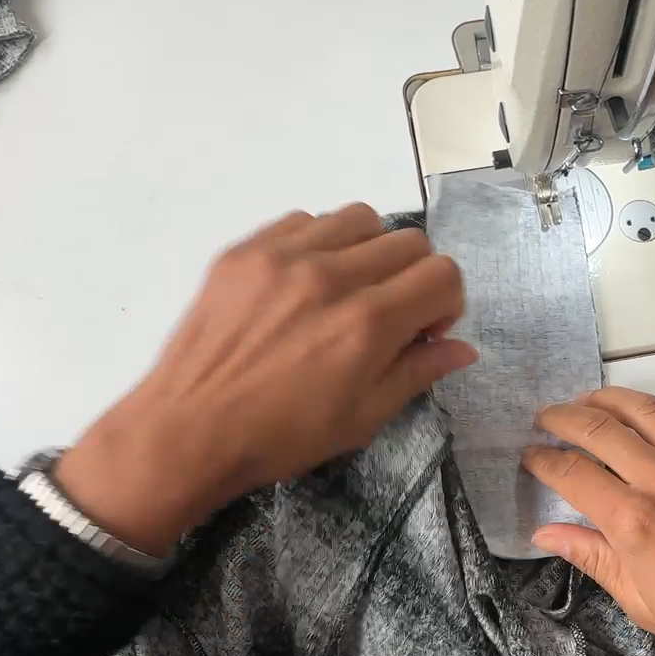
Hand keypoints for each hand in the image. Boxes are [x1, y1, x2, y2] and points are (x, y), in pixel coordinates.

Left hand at [56, 204, 475, 553]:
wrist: (190, 430)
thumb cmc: (285, 436)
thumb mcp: (365, 417)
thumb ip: (419, 372)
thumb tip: (464, 348)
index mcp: (368, 323)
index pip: (443, 274)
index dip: (447, 303)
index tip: (425, 331)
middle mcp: (332, 276)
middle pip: (410, 241)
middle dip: (416, 278)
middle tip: (392, 315)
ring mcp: (284, 255)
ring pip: (361, 219)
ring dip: (372, 252)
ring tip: (350, 290)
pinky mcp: (246, 250)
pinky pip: (306, 221)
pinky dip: (322, 245)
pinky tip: (306, 283)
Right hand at [522, 384, 654, 655]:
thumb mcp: (642, 603)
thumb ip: (593, 558)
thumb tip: (545, 535)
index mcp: (634, 522)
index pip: (571, 473)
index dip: (541, 460)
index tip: (529, 456)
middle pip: (600, 429)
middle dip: (563, 418)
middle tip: (546, 418)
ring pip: (648, 411)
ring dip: (612, 398)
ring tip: (591, 400)